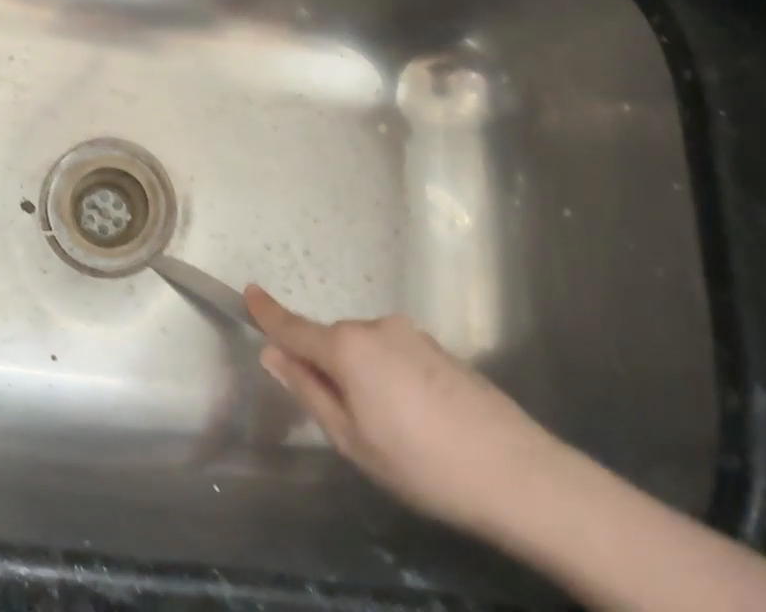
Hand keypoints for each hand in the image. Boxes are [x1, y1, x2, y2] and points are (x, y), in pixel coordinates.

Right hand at [245, 284, 572, 536]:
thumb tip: (275, 355)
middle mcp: (378, 328)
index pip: (294, 327)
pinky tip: (413, 420)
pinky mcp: (441, 350)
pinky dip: (387, 376)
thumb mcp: (351, 438)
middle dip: (323, 366)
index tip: (248, 292)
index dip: (268, 313)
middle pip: (332, 341)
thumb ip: (308, 390)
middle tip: (339, 422)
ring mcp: (414, 335)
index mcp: (348, 347)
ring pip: (366, 349)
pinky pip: (394, 355)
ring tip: (386, 431)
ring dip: (360, 375)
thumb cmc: (420, 463)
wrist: (517, 474)